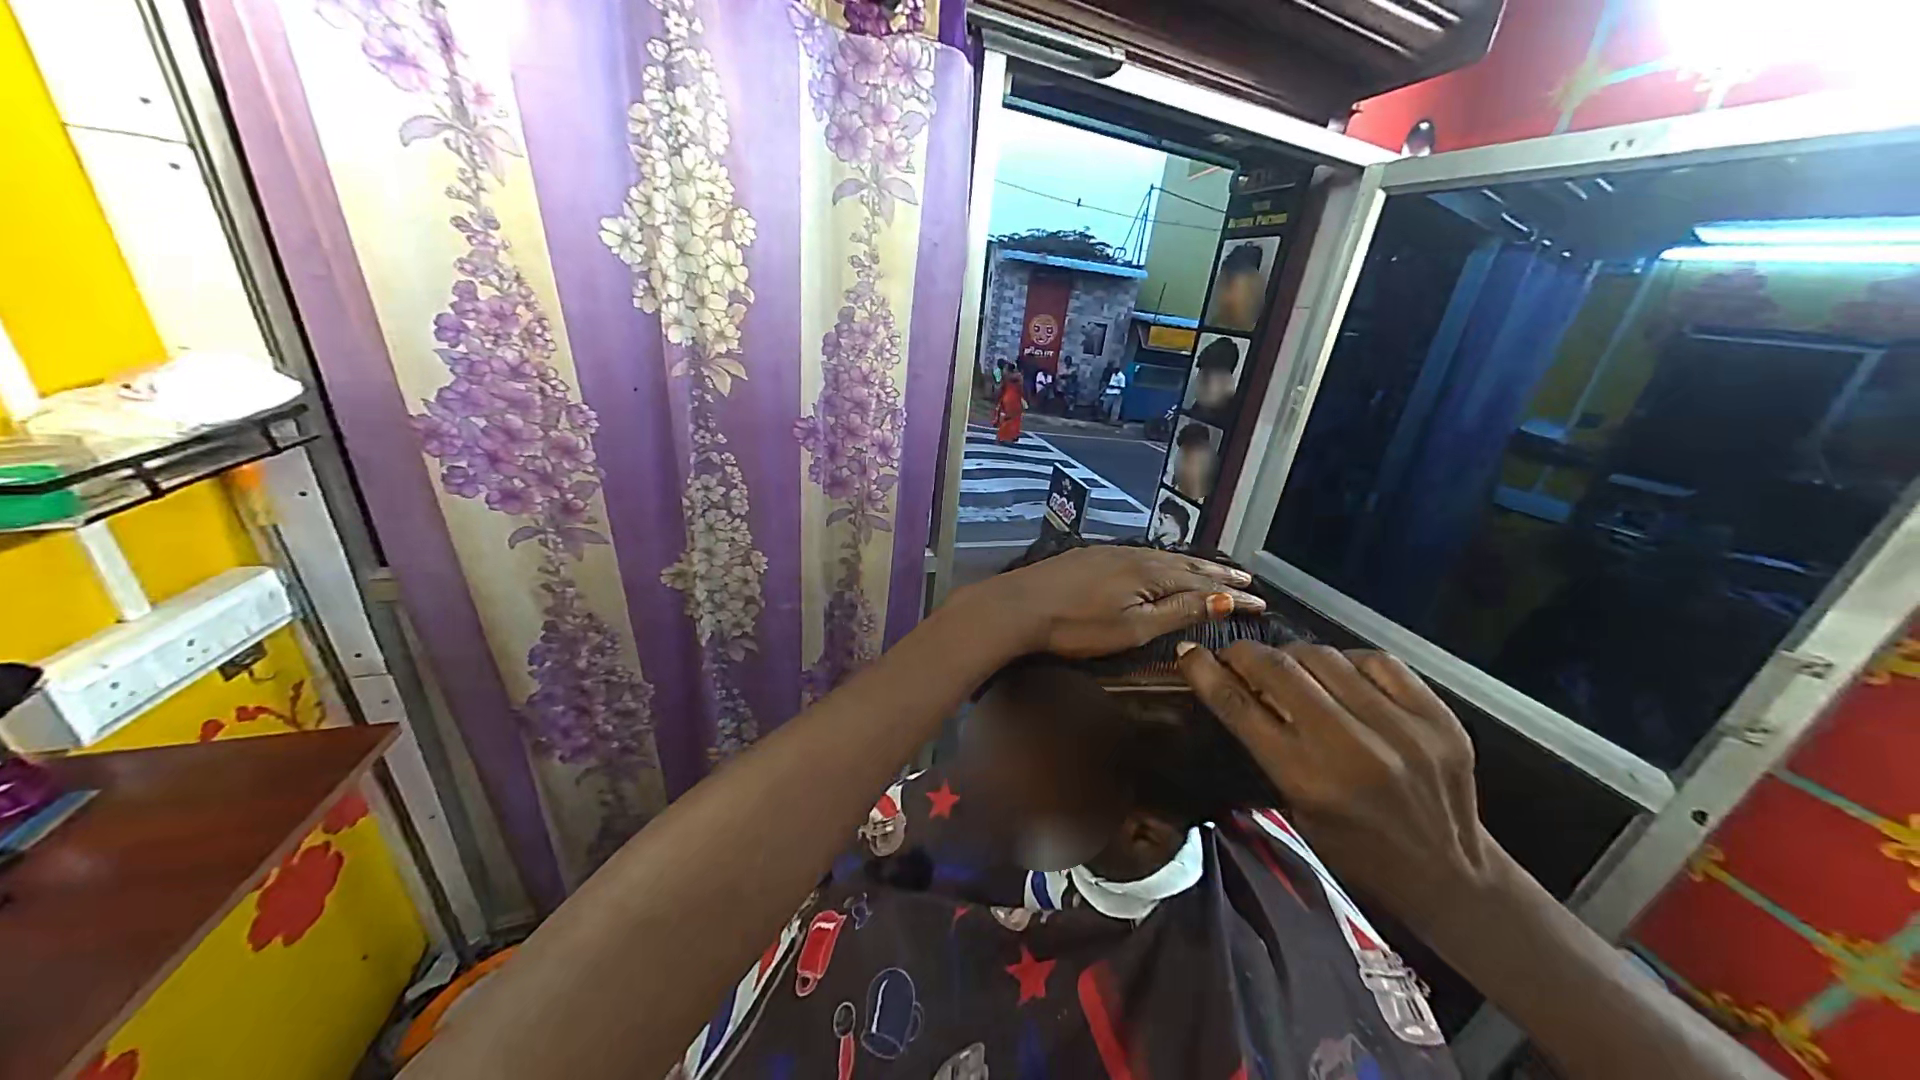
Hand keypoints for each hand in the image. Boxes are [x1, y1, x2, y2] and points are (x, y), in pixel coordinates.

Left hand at [954, 545, 1264, 658]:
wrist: (1019, 606)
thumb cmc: (1076, 626)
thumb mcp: (1132, 628)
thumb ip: (1177, 612)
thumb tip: (1222, 599)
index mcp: (1151, 574)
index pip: (1204, 584)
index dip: (1233, 595)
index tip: (1260, 602)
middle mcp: (1136, 556)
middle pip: (1187, 564)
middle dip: (1219, 574)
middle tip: (1247, 579)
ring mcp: (1112, 552)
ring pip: (1164, 556)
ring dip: (1193, 564)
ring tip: (1213, 569)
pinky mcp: (1091, 555)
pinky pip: (1142, 553)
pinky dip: (1164, 560)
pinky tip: (1161, 564)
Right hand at [1178, 641, 1502, 930]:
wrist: (1448, 874)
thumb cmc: (1354, 851)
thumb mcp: (1295, 806)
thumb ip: (1268, 746)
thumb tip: (1239, 687)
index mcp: (1307, 778)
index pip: (1240, 705)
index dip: (1206, 672)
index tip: (1189, 653)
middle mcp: (1351, 747)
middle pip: (1277, 668)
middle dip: (1244, 653)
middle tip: (1235, 656)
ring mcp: (1400, 728)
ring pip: (1323, 656)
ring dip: (1292, 655)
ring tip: (1287, 666)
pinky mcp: (1437, 717)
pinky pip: (1376, 660)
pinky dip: (1345, 660)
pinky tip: (1339, 671)